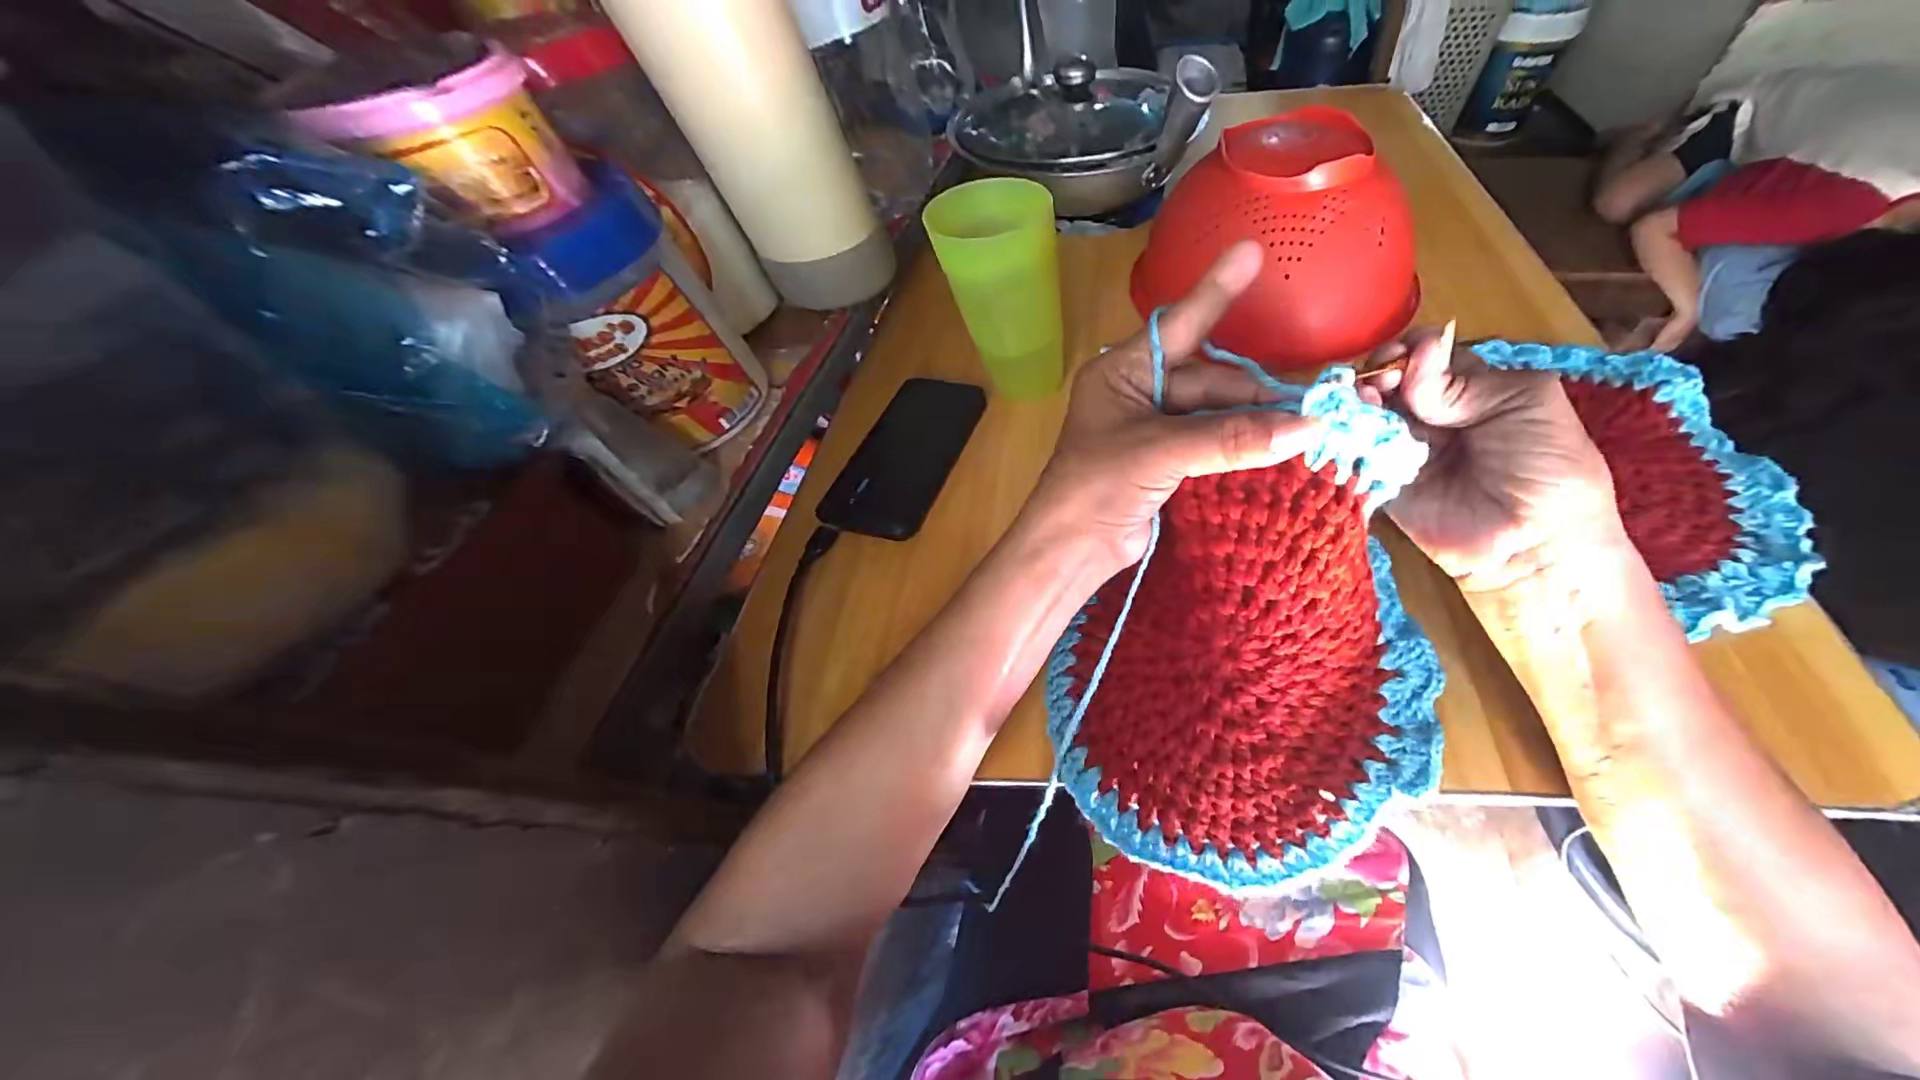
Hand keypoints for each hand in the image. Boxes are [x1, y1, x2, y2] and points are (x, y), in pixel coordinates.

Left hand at [1021, 240, 1323, 576]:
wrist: (1069, 546)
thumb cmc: (1095, 486)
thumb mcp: (1159, 453)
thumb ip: (1230, 438)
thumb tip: (1305, 427)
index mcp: (1122, 372)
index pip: (1179, 324)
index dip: (1216, 291)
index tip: (1251, 250)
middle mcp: (1136, 392)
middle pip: (1207, 379)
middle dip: (1252, 394)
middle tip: (1306, 408)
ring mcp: (1150, 427)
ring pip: (1212, 412)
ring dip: (1251, 422)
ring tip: (1303, 428)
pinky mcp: (1162, 460)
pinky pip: (1210, 441)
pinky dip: (1239, 444)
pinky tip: (1275, 446)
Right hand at [1366, 325, 1626, 593]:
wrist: (1531, 543)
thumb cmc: (1545, 467)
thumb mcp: (1523, 403)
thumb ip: (1462, 381)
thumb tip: (1414, 352)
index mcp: (1468, 388)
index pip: (1423, 354)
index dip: (1408, 351)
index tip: (1401, 360)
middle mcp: (1429, 413)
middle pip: (1386, 380)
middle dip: (1376, 375)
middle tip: (1378, 387)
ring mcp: (1399, 447)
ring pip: (1363, 412)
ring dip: (1356, 404)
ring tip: (1360, 407)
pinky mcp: (1376, 479)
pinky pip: (1351, 454)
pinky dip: (1342, 439)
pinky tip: (1346, 432)